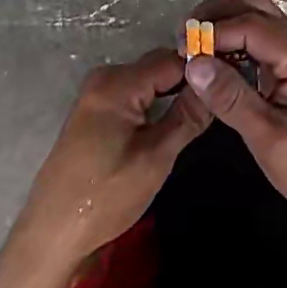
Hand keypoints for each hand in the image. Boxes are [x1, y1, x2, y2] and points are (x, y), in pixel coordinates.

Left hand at [8, 49, 208, 266]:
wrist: (54, 228)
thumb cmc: (106, 195)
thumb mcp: (155, 158)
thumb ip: (187, 117)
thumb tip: (215, 85)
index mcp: (117, 83)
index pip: (171, 60)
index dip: (203, 68)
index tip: (232, 80)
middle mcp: (104, 77)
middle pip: (158, 66)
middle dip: (188, 79)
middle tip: (222, 98)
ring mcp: (96, 92)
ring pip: (147, 80)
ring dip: (172, 91)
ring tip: (205, 107)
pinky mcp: (94, 109)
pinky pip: (133, 93)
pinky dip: (154, 101)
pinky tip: (174, 116)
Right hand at [181, 0, 286, 230]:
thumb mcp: (267, 138)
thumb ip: (229, 97)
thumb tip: (192, 63)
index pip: (249, 25)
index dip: (212, 31)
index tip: (182, 50)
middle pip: (254, 6)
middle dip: (215, 16)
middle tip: (185, 40)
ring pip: (256, 16)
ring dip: (223, 25)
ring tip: (195, 49)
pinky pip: (260, 37)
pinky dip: (234, 40)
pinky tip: (216, 61)